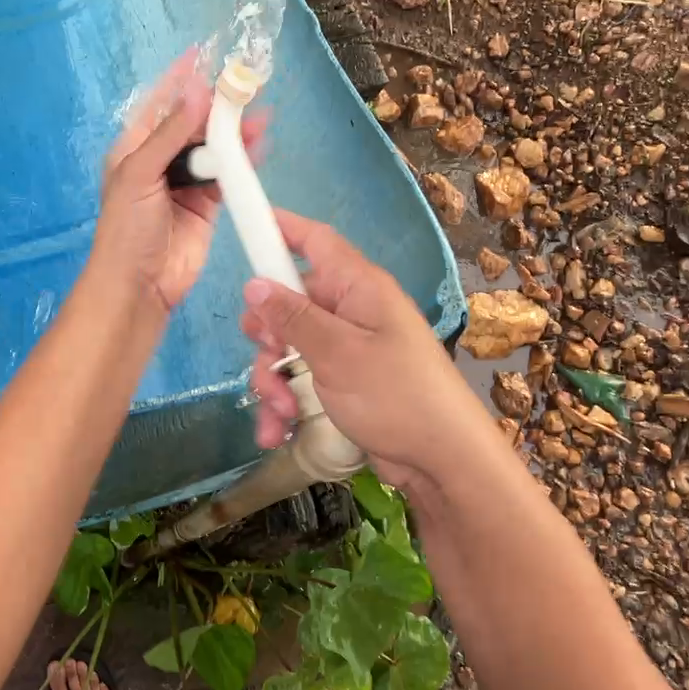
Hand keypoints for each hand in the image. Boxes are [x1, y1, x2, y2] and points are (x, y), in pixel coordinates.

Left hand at [90, 49, 264, 316]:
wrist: (140, 284)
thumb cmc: (129, 227)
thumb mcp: (141, 174)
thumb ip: (171, 133)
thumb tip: (198, 89)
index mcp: (134, 148)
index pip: (159, 104)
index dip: (180, 79)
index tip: (203, 52)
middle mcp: (159, 160)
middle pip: (192, 123)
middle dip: (217, 104)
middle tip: (247, 82)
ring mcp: (184, 181)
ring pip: (213, 147)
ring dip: (234, 131)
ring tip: (261, 112)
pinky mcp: (207, 203)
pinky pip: (227, 174)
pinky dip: (242, 159)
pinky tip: (259, 143)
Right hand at [240, 210, 499, 494]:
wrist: (444, 462)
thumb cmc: (396, 395)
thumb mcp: (337, 353)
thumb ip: (293, 317)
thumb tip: (253, 285)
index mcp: (357, 288)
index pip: (315, 241)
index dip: (280, 228)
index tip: (244, 228)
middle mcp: (351, 311)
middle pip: (289, 303)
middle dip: (268, 336)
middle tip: (267, 360)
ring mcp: (347, 348)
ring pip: (288, 348)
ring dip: (273, 380)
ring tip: (280, 412)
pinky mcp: (343, 381)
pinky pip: (300, 379)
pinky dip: (285, 402)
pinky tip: (278, 431)